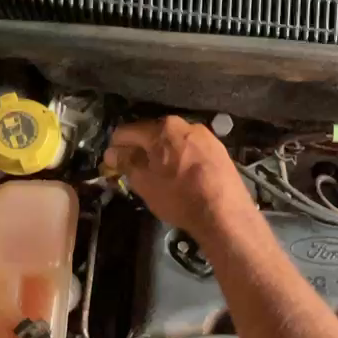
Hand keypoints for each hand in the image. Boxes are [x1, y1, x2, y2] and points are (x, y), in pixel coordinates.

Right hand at [103, 117, 254, 238]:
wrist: (225, 213)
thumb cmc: (179, 197)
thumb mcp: (145, 183)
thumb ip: (126, 163)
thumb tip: (113, 153)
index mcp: (162, 128)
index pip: (127, 131)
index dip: (115, 148)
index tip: (112, 164)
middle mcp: (184, 124)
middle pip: (152, 133)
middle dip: (140, 150)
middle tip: (134, 172)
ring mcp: (205, 135)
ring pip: (173, 141)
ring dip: (161, 154)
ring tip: (159, 176)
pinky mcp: (219, 149)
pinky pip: (191, 149)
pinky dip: (181, 158)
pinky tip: (181, 177)